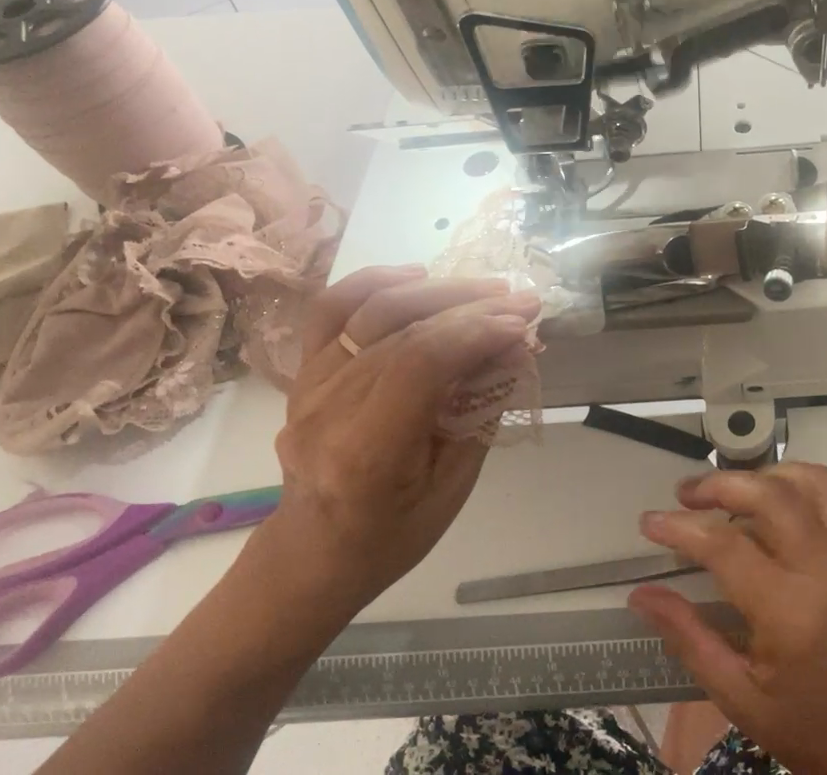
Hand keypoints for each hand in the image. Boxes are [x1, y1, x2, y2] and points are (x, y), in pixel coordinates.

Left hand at [261, 266, 540, 605]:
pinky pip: (331, 310)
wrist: (314, 553)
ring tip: (486, 289)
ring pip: (372, 310)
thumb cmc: (392, 534)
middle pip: (402, 329)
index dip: (477, 334)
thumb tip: (515, 350)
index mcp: (366, 452)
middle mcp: (327, 409)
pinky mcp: (303, 372)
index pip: (422, 364)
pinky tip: (417, 275)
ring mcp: (308, 386)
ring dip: (437, 290)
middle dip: (471, 307)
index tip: (523, 324)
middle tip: (522, 301)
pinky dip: (374, 282)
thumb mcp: (454, 486)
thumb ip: (481, 412)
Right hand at [629, 465, 826, 774]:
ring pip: (816, 484)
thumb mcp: (736, 695)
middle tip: (685, 494)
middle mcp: (825, 572)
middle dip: (722, 484)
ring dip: (770, 473)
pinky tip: (782, 499)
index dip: (681, 527)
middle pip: (773, 496)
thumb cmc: (803, 727)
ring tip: (734, 489)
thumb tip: (641, 595)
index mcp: (790, 612)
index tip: (648, 522)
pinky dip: (811, 484)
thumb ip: (688, 637)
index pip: (728, 546)